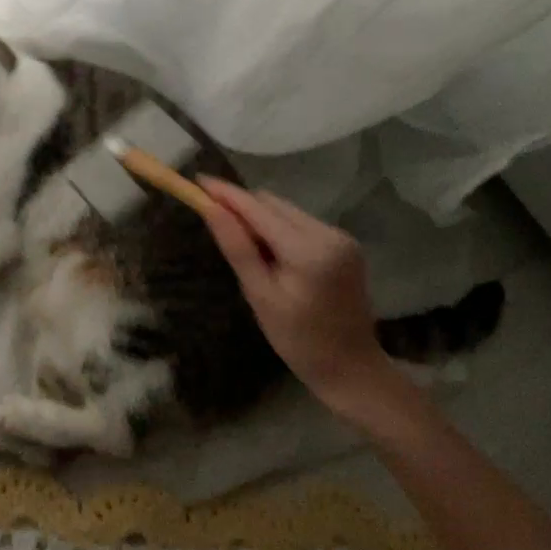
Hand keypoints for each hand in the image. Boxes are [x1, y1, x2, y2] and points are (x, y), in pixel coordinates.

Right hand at [195, 178, 395, 415]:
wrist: (353, 369)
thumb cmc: (299, 341)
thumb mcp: (261, 296)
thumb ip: (237, 246)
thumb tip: (210, 207)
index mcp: (308, 250)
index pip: (258, 208)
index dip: (226, 193)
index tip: (197, 180)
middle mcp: (329, 233)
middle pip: (273, 204)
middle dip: (243, 207)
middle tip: (214, 222)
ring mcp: (341, 236)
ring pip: (286, 211)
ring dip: (261, 219)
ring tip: (246, 249)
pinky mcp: (345, 243)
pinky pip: (301, 223)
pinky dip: (280, 230)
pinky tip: (272, 255)